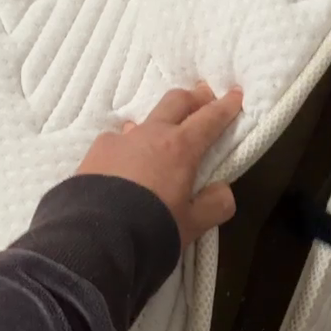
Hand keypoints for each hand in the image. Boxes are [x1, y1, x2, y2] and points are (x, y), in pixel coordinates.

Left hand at [76, 83, 243, 247]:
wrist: (94, 237)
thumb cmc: (152, 229)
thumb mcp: (192, 225)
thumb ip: (214, 205)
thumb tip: (222, 190)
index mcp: (181, 148)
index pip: (210, 119)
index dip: (225, 106)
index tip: (235, 94)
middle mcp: (151, 135)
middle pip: (176, 102)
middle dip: (194, 97)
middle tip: (204, 97)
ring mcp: (120, 140)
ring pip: (144, 120)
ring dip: (159, 123)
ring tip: (161, 135)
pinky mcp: (95, 153)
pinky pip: (118, 141)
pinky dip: (129, 146)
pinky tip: (124, 162)